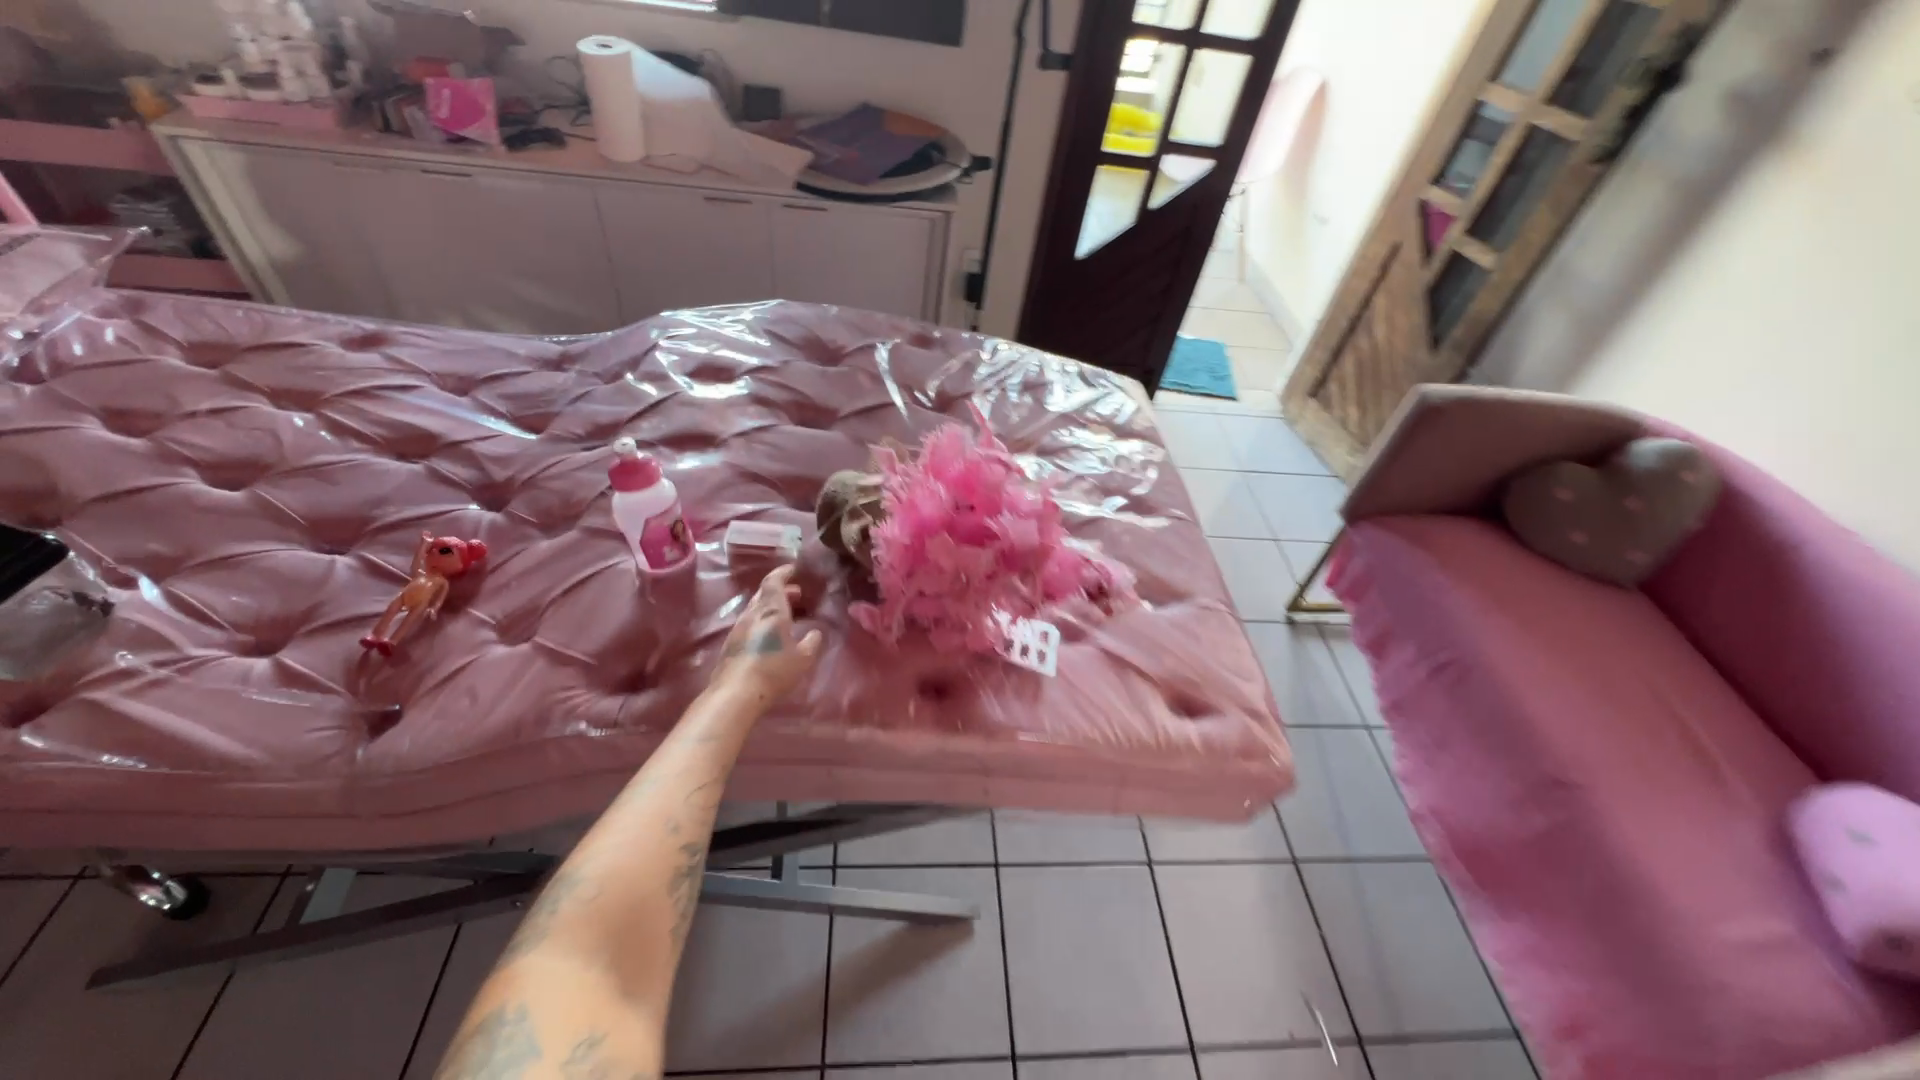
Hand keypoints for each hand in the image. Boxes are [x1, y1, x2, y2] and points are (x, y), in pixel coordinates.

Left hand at [716, 565, 822, 707]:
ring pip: (755, 608)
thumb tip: (815, 632)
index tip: (793, 569)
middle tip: (797, 595)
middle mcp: (752, 614)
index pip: (774, 582)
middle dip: (781, 591)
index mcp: (771, 611)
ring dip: (771, 607)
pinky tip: (769, 635)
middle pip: (763, 593)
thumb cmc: (774, 670)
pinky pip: (749, 623)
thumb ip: (812, 642)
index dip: (783, 572)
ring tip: (786, 615)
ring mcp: (738, 629)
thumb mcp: (803, 658)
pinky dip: (762, 620)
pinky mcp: (730, 644)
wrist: (735, 694)